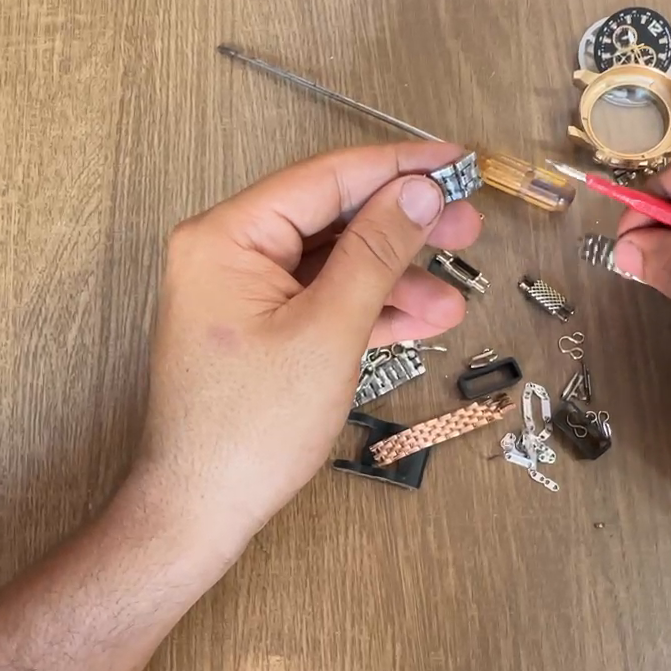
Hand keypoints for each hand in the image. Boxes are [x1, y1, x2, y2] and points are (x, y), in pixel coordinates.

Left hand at [125, 143, 483, 547]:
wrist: (202, 509)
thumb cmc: (252, 429)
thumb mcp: (327, 333)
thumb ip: (376, 253)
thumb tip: (420, 191)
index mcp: (226, 237)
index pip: (325, 180)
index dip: (398, 168)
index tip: (459, 162)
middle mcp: (227, 254)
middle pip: (331, 221)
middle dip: (403, 229)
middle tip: (468, 227)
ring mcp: (242, 294)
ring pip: (331, 267)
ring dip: (393, 283)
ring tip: (451, 303)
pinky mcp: (258, 330)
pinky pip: (319, 303)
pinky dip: (365, 312)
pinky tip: (418, 322)